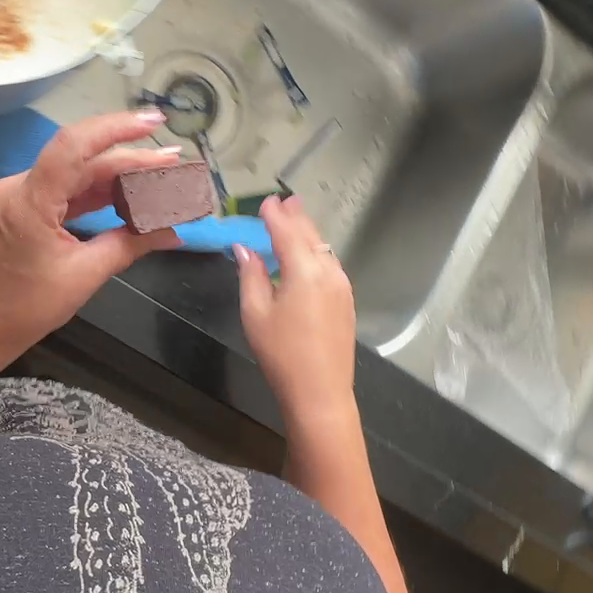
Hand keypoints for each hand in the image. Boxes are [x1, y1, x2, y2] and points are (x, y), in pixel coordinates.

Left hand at [0, 110, 183, 363]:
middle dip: (131, 160)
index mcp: (30, 202)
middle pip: (82, 160)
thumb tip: (174, 233)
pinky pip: (66, 191)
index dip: (116, 129)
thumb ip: (129, 245)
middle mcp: (20, 187)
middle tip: (176, 162)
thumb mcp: (84, 276)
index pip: (73, 146)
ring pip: (76, 174)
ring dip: (118, 175)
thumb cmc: (27, 308)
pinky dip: (98, 193)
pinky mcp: (23, 208)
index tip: (154, 123)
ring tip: (162, 175)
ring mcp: (19, 196)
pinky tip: (131, 193)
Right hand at [236, 195, 357, 421]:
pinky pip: (330, 266)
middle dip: (296, 217)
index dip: (274, 215)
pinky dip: (317, 253)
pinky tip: (308, 257)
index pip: (287, 232)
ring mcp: (342, 287)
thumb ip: (250, 275)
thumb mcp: (255, 313)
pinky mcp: (347, 303)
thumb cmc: (281, 353)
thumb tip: (245, 250)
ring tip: (296, 221)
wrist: (320, 391)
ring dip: (308, 234)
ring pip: (324, 250)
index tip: (264, 202)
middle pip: (311, 236)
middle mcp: (329, 271)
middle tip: (285, 201)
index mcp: (304, 270)